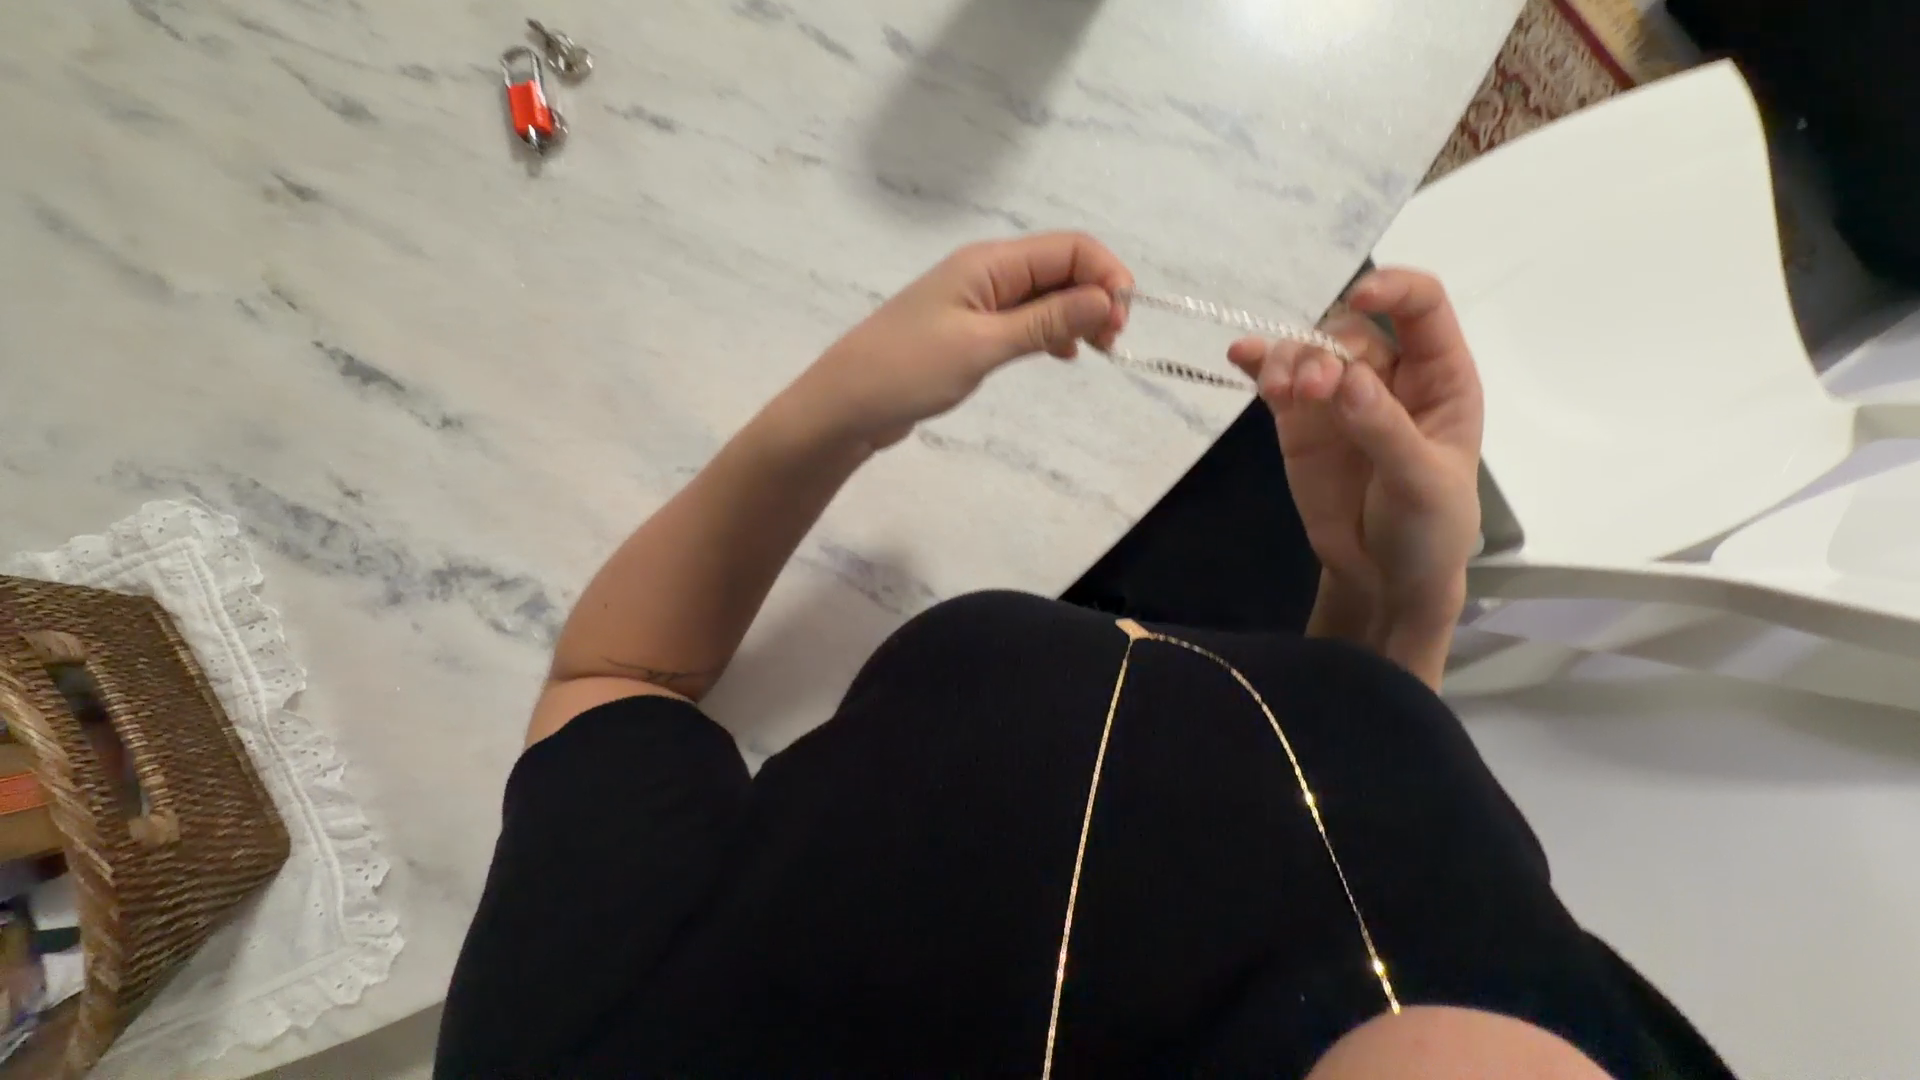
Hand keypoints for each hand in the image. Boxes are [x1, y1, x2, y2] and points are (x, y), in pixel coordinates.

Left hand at [789, 232, 1132, 450]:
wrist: (846, 405)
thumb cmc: (909, 371)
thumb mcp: (983, 346)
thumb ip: (1045, 321)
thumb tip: (1106, 298)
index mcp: (988, 263)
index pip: (1067, 248)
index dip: (1105, 275)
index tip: (1120, 321)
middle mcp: (986, 274)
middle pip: (1058, 268)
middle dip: (1094, 296)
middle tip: (1110, 344)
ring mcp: (976, 303)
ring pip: (1042, 296)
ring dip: (1074, 316)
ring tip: (1093, 352)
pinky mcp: (968, 333)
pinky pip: (1022, 321)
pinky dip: (1047, 333)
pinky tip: (1062, 355)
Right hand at [1227, 268, 1483, 628]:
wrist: (1383, 574)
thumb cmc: (1427, 526)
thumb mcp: (1421, 482)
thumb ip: (1386, 430)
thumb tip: (1346, 381)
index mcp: (1439, 379)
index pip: (1423, 308)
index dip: (1395, 291)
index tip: (1360, 298)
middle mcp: (1387, 377)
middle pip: (1350, 331)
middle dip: (1326, 351)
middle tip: (1310, 391)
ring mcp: (1338, 398)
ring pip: (1307, 352)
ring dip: (1286, 360)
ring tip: (1277, 393)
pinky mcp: (1299, 422)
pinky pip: (1275, 381)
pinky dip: (1257, 365)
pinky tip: (1239, 357)